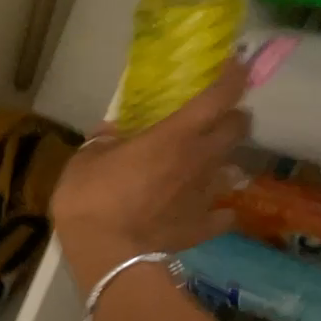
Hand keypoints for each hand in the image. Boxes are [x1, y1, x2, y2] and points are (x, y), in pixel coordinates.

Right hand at [52, 59, 251, 288]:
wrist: (107, 253)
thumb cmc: (90, 200)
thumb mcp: (82, 162)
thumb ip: (103, 143)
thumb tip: (113, 132)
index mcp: (175, 136)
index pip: (218, 96)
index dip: (231, 77)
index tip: (233, 67)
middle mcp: (202, 158)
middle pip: (238, 128)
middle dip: (229, 120)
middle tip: (208, 124)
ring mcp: (208, 193)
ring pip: (232, 168)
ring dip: (220, 164)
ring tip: (198, 170)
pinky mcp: (204, 224)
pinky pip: (221, 213)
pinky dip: (215, 209)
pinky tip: (202, 211)